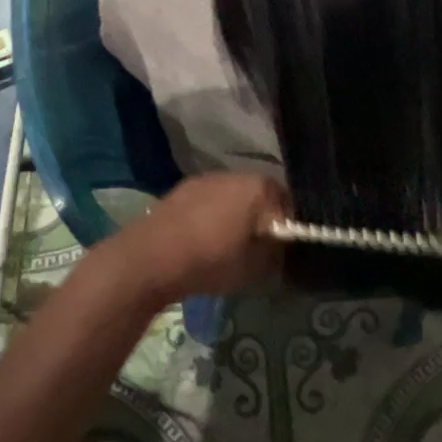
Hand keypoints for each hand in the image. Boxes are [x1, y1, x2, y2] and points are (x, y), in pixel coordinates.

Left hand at [115, 174, 287, 301]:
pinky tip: (206, 236)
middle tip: (260, 247)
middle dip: (264, 218)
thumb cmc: (211, 261)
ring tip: (230, 242)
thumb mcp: (256, 268)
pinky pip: (211, 199)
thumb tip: (285, 246)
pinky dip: (214, 213)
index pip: (289, 204)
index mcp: (260, 188)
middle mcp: (236, 174)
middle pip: (262, 195)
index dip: (290, 228)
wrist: (151, 257)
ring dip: (237, 213)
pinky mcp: (185, 187)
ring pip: (235, 195)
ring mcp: (208, 178)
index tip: (284, 250)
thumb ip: (278, 253)